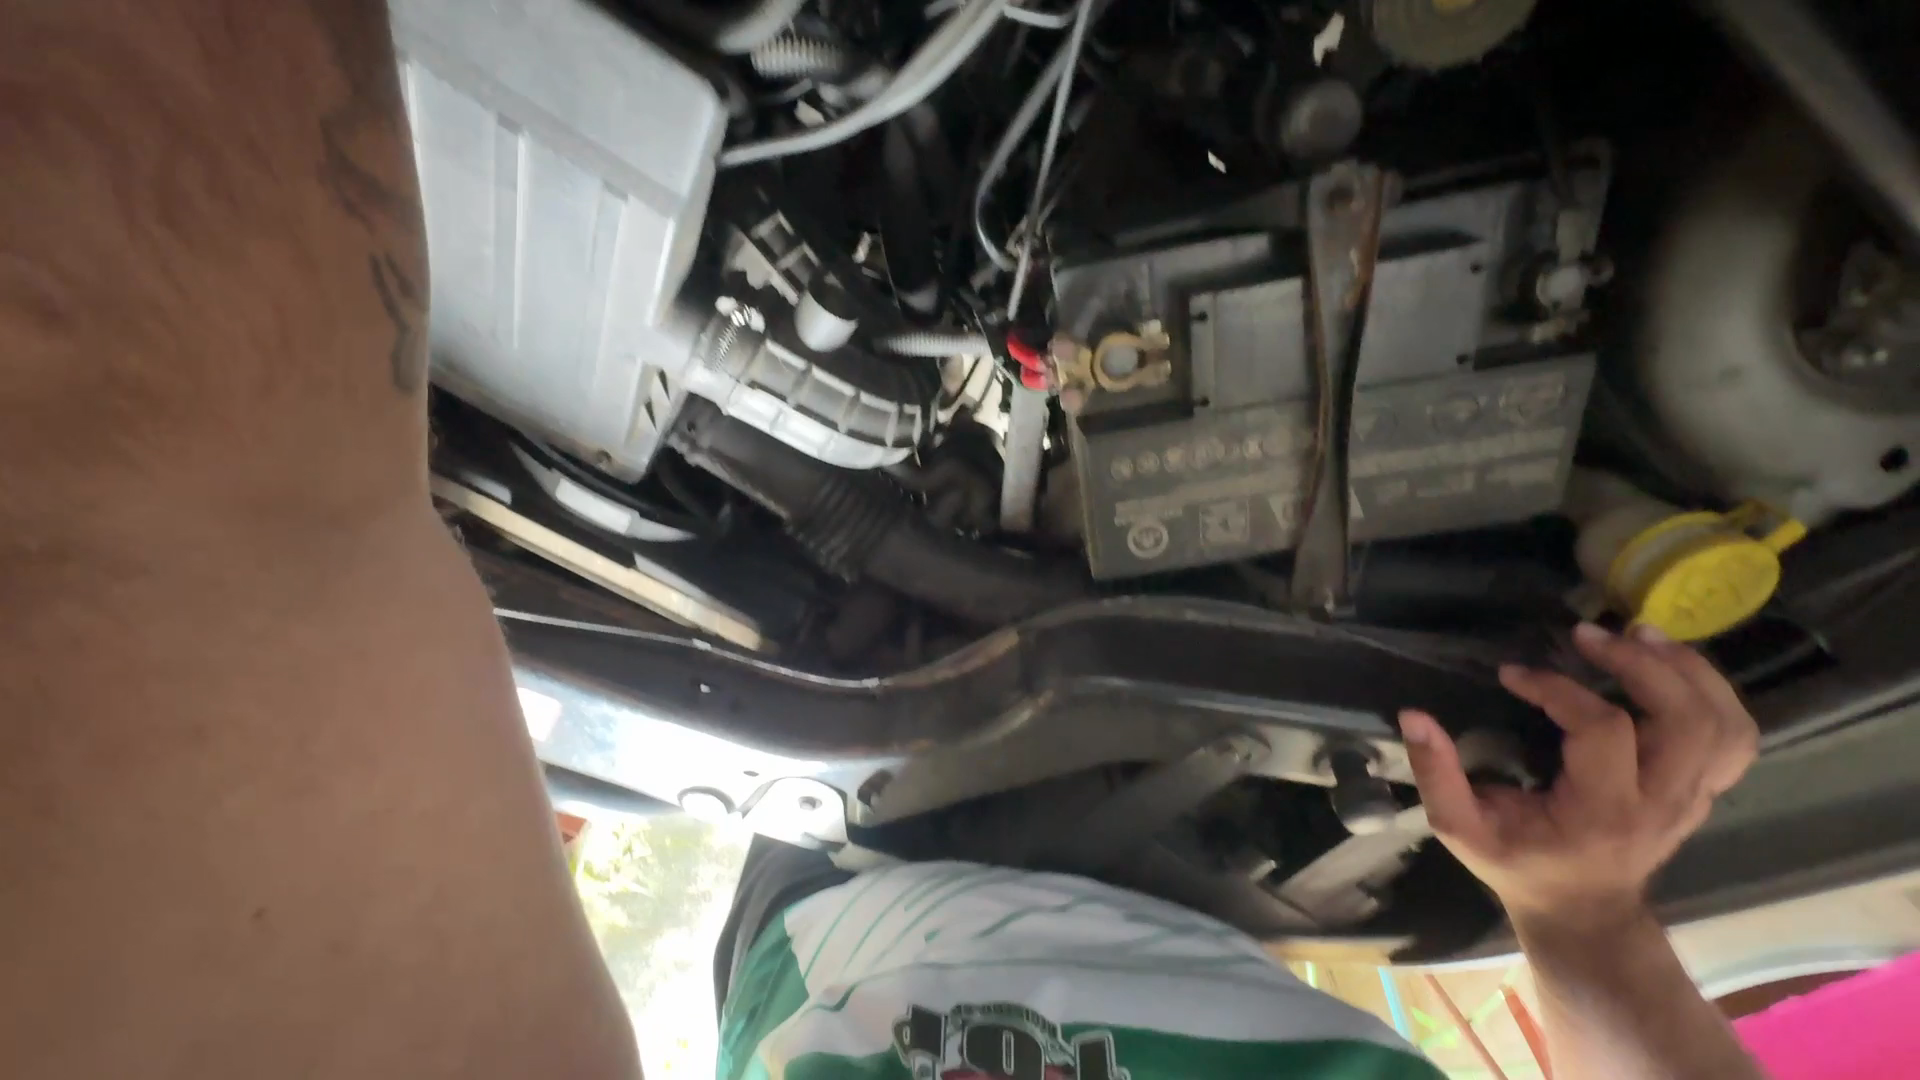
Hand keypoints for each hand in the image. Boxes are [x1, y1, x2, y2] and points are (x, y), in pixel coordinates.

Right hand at [1399, 622, 1759, 929]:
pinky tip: (1671, 665)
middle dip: (1641, 665)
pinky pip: (1734, 737)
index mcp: (1604, 810)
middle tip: (1588, 634)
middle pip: (1687, 720)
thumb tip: (1413, 715)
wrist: (1583, 910)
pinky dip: (1711, 693)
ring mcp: (1693, 797)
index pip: (1604, 729)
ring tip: (1639, 635)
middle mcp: (1663, 802)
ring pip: (1724, 725)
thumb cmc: (1517, 865)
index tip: (1512, 674)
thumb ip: (1436, 774)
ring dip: (1687, 671)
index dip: (1559, 689)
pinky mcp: (1702, 790)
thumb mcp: (1460, 827)